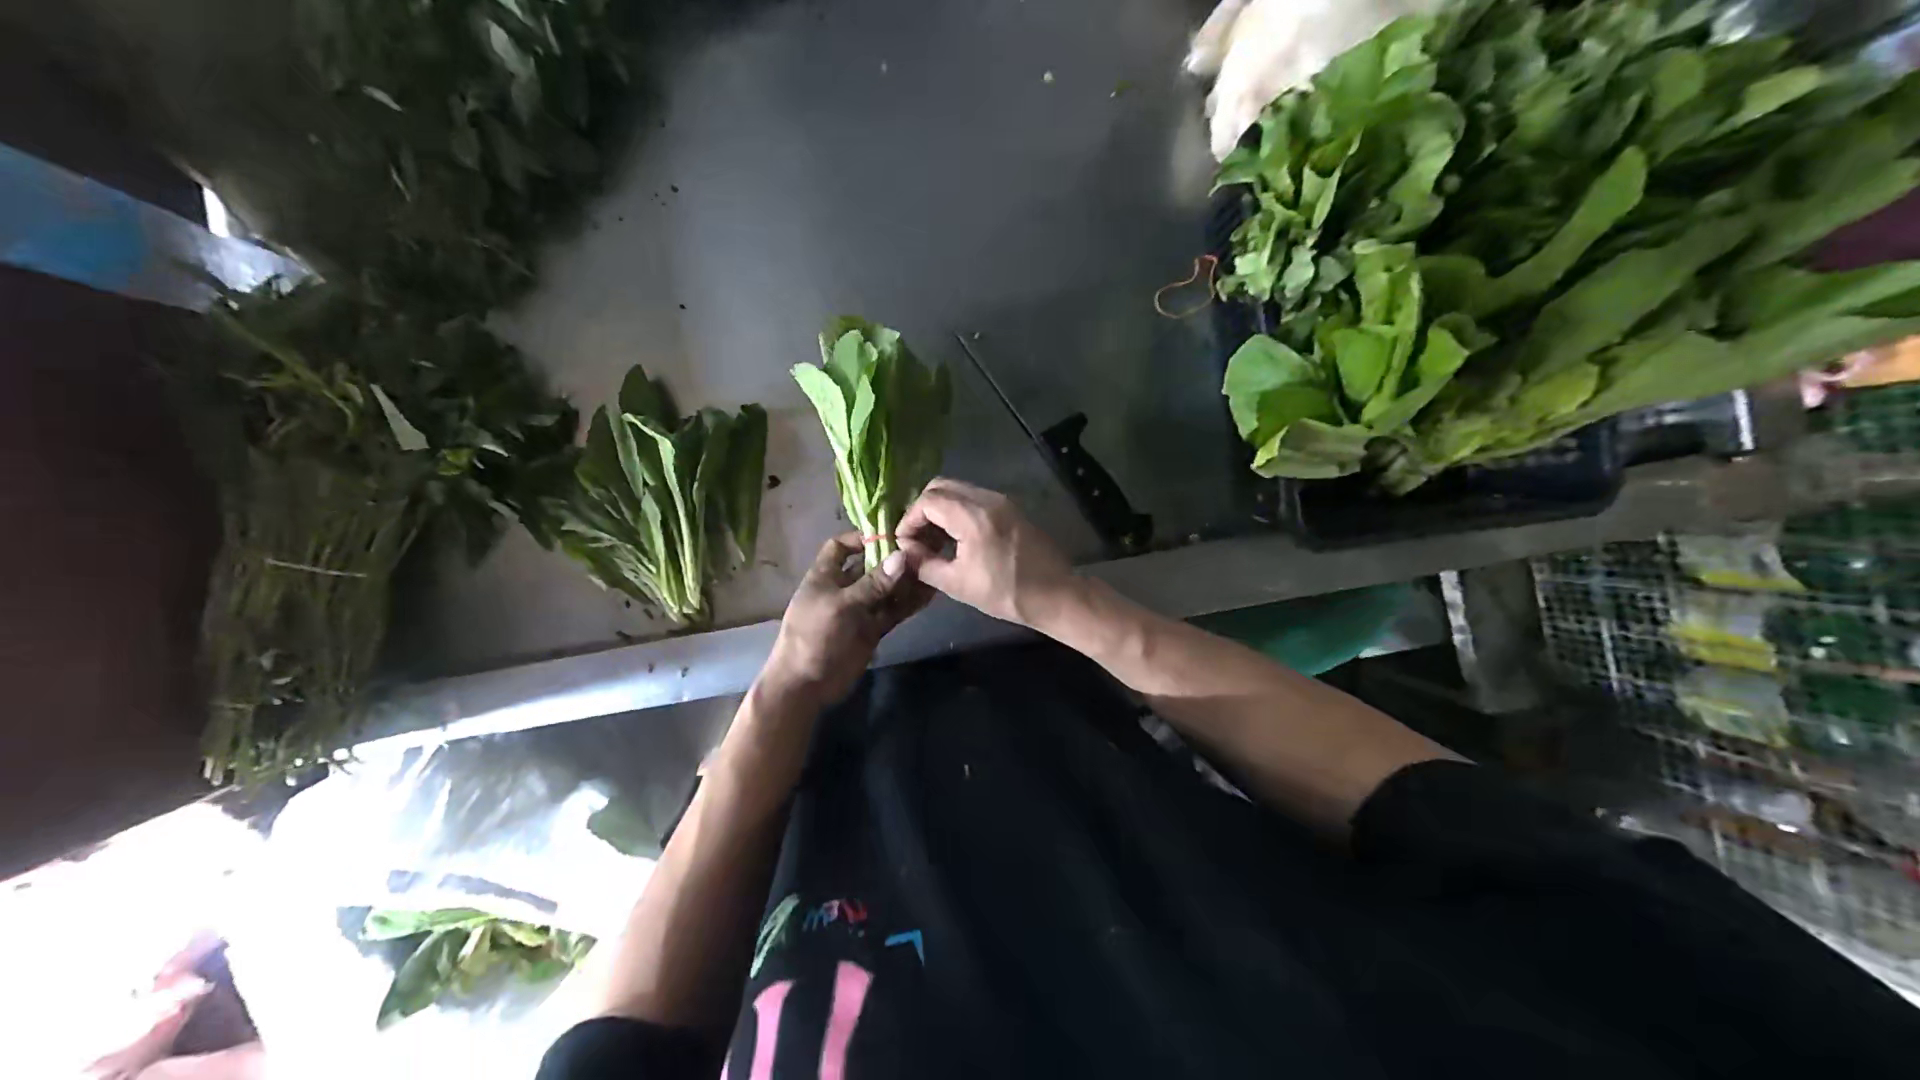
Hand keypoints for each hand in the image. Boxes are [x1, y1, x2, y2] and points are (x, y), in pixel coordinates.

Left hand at [759, 533, 933, 708]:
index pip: (840, 547)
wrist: (806, 684)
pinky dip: (908, 604)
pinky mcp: (872, 629)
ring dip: (906, 582)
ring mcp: (859, 610)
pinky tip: (929, 594)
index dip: (861, 538)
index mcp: (826, 576)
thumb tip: (902, 556)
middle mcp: (844, 588)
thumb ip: (874, 583)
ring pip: (886, 590)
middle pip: (870, 566)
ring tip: (933, 569)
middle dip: (893, 559)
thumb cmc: (814, 635)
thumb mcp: (842, 605)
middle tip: (923, 549)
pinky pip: (892, 611)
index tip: (890, 533)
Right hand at [895, 479, 1076, 629]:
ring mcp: (1002, 501)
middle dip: (923, 510)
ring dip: (941, 510)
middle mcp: (987, 499)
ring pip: (959, 490)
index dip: (909, 519)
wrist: (1056, 595)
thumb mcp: (957, 584)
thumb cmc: (1006, 593)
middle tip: (916, 538)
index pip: (928, 501)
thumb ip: (924, 564)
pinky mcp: (1011, 508)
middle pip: (941, 486)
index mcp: (973, 516)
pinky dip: (958, 511)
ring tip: (933, 541)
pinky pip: (975, 499)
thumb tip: (903, 552)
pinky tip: (956, 539)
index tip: (903, 543)